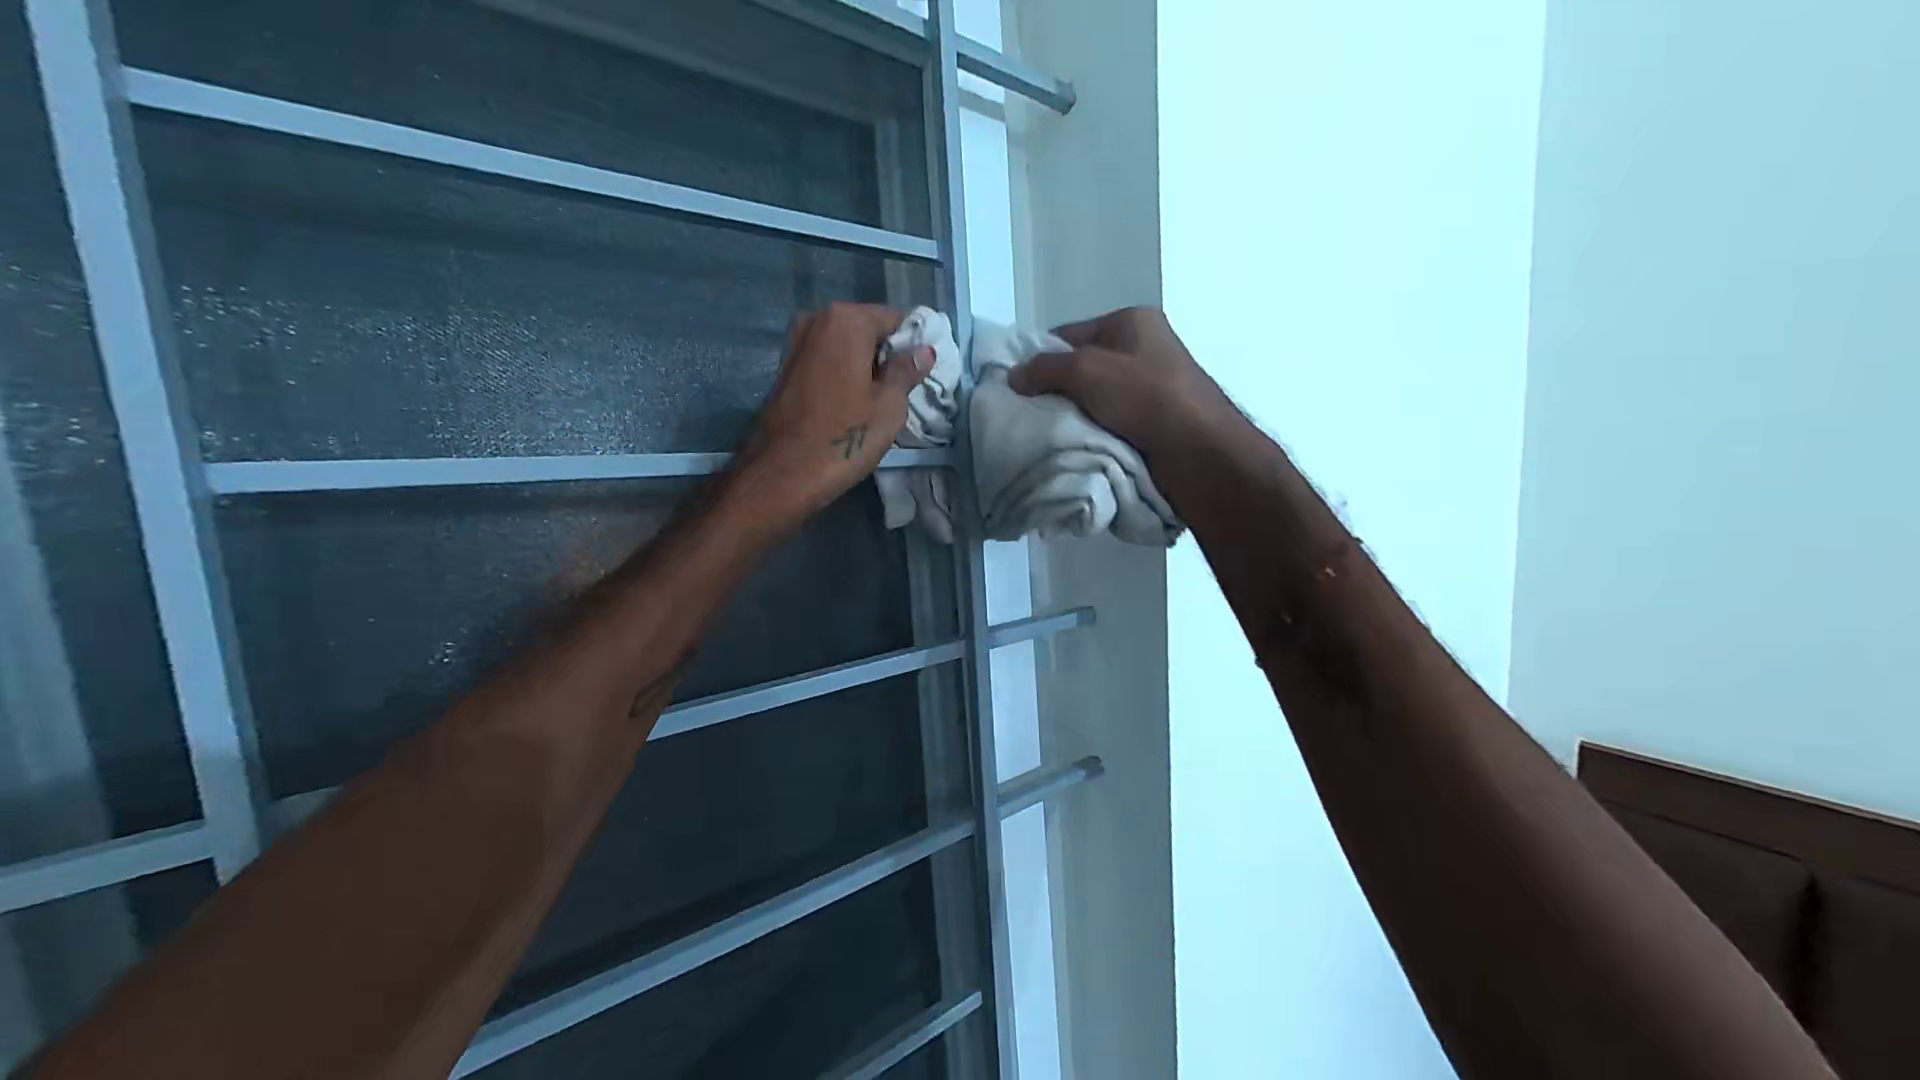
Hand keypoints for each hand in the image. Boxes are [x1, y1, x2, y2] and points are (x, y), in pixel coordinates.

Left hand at [730, 302, 931, 528]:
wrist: (781, 474)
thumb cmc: (842, 437)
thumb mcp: (889, 405)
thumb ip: (906, 371)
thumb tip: (923, 350)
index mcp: (846, 320)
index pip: (895, 319)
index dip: (913, 345)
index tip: (921, 375)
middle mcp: (817, 319)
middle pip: (868, 331)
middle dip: (887, 356)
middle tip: (903, 392)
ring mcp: (796, 343)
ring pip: (847, 348)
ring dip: (866, 369)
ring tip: (878, 403)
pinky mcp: (786, 369)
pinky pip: (828, 363)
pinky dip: (844, 377)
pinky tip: (852, 406)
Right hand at [1008, 306, 1235, 457]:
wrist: (1198, 451)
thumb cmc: (1145, 396)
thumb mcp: (1086, 371)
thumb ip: (1044, 369)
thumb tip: (1014, 377)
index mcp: (1132, 322)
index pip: (1069, 334)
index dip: (1041, 358)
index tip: (1018, 387)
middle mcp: (1143, 349)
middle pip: (1082, 367)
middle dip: (1056, 391)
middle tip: (1030, 414)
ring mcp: (1152, 387)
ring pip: (1094, 399)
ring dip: (1074, 416)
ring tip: (1050, 434)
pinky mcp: (1155, 422)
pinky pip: (1111, 423)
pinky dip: (1094, 433)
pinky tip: (1078, 446)